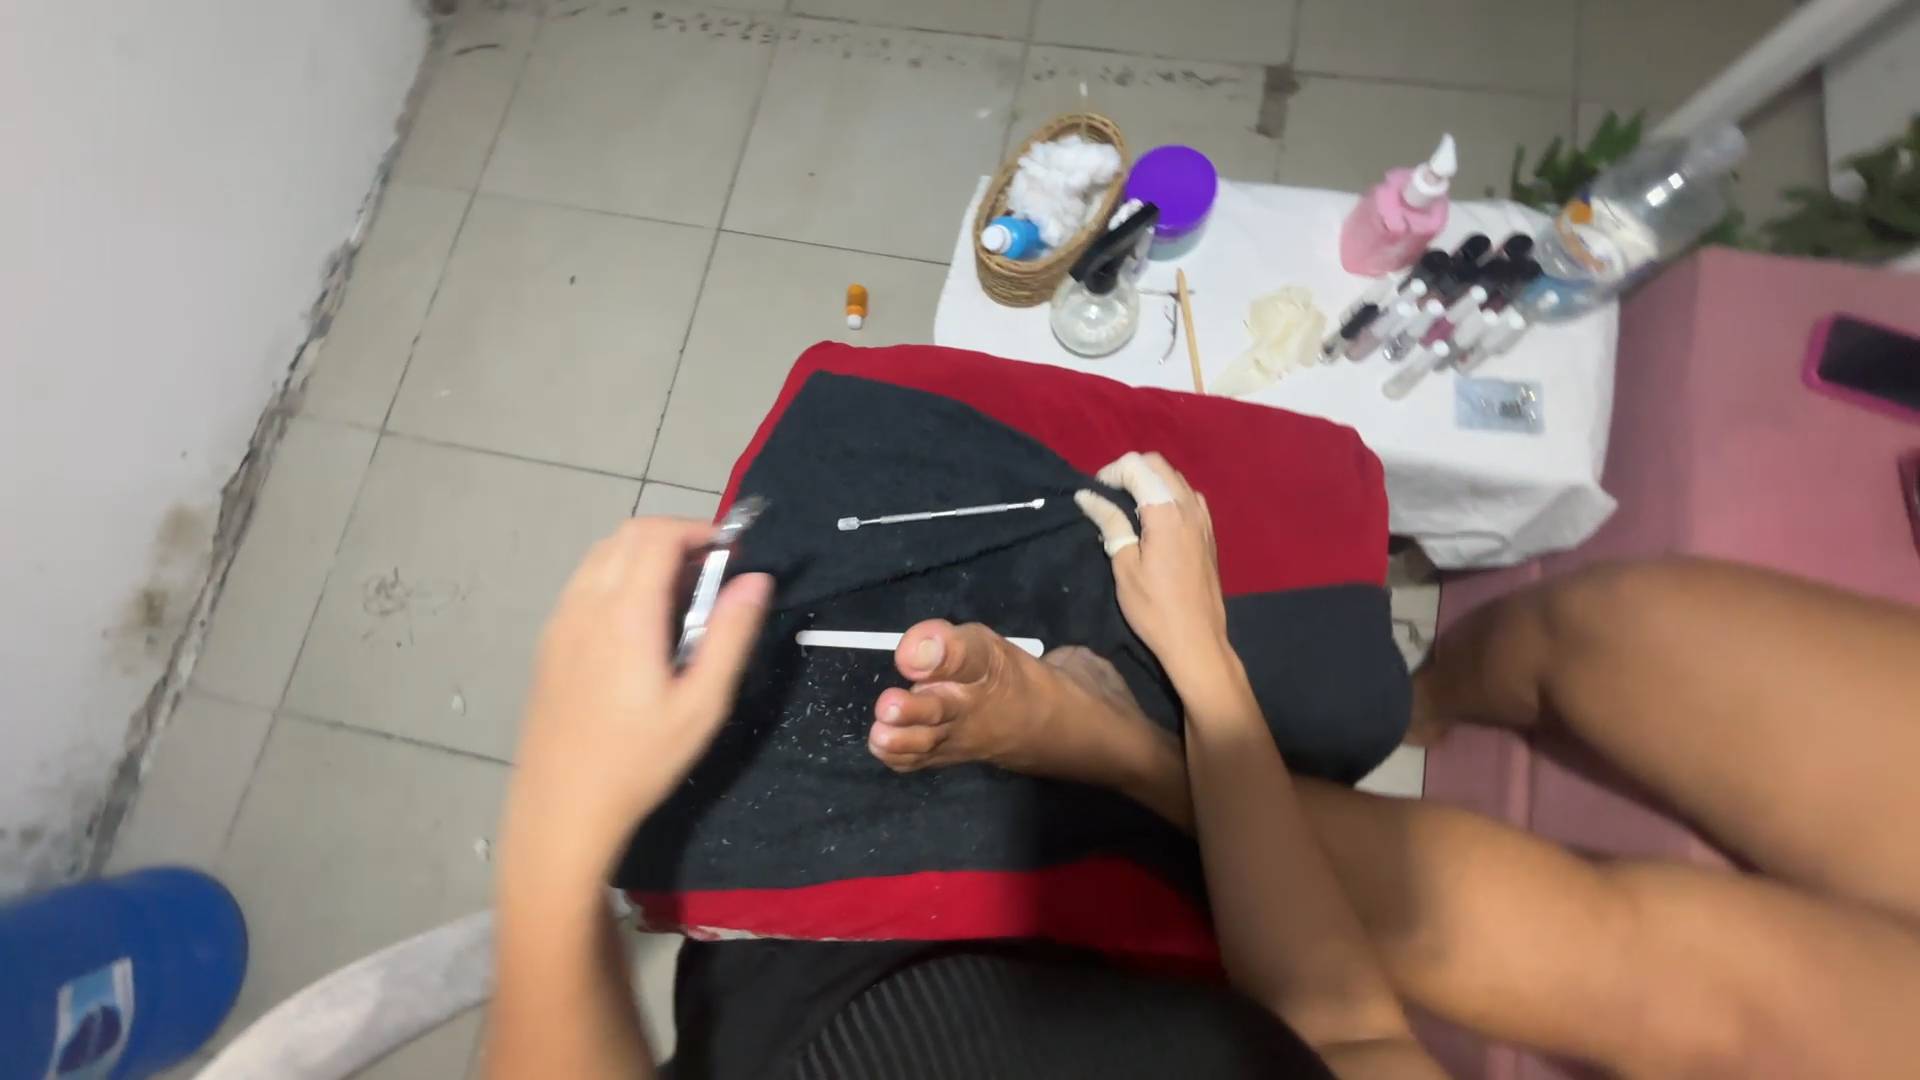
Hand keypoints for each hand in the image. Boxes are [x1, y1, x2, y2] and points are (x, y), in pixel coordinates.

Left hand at [500, 517, 771, 882]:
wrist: (561, 810)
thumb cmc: (640, 760)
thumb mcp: (703, 704)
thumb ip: (731, 634)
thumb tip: (756, 580)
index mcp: (625, 616)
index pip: (657, 536)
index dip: (699, 529)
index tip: (733, 553)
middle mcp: (585, 606)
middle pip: (628, 535)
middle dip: (676, 536)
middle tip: (715, 572)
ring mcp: (560, 622)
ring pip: (603, 554)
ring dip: (647, 553)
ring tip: (684, 595)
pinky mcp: (550, 642)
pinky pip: (586, 581)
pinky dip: (621, 574)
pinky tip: (644, 620)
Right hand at [1074, 452, 1231, 680]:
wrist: (1196, 639)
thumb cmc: (1154, 607)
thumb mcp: (1124, 565)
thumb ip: (1110, 523)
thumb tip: (1088, 495)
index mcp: (1166, 512)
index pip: (1137, 466)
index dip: (1111, 473)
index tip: (1095, 496)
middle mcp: (1189, 506)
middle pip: (1158, 464)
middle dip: (1129, 471)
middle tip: (1107, 497)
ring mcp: (1204, 518)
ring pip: (1174, 478)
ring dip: (1149, 482)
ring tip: (1128, 509)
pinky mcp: (1209, 532)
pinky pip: (1187, 496)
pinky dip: (1167, 495)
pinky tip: (1153, 521)